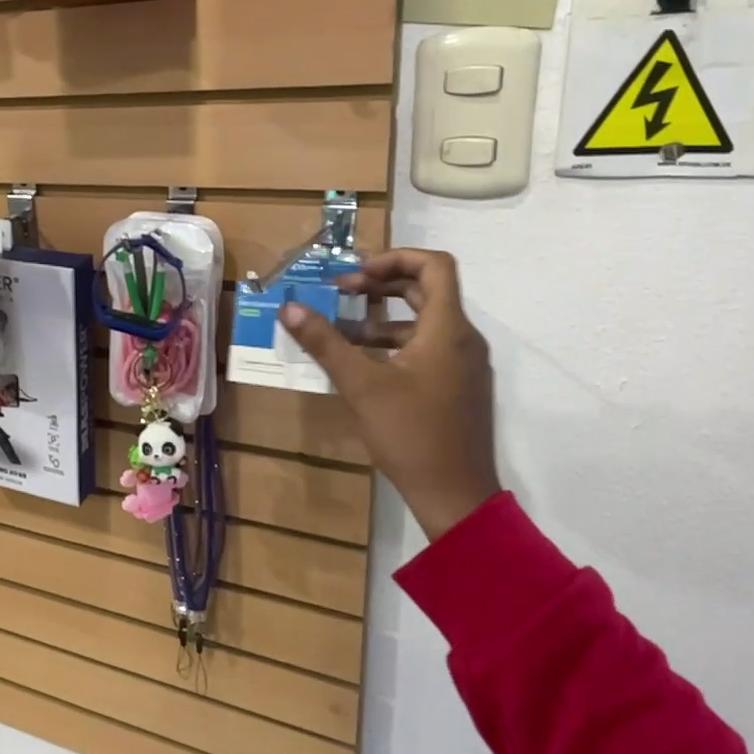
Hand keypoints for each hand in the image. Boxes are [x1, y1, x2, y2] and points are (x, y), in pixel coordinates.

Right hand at [280, 249, 498, 541]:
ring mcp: (463, 364)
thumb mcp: (361, 386)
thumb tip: (289, 308)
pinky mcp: (458, 387)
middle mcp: (462, 338)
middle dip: (380, 286)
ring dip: (382, 318)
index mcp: (448, 328)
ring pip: (424, 322)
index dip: (393, 258)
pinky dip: (394, 344)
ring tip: (340, 331)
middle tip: (339, 293)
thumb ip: (325, 342)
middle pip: (426, 290)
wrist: (456, 496)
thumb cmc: (411, 434)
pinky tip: (361, 365)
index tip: (355, 274)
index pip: (433, 265)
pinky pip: (427, 348)